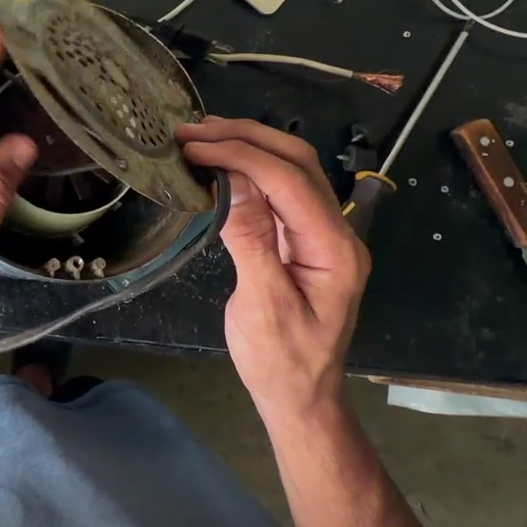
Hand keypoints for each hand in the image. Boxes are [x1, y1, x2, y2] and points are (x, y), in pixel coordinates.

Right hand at [177, 118, 370, 423]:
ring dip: (247, 145)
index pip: (290, 181)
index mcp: (333, 248)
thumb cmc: (281, 360)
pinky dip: (247, 168)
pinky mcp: (300, 239)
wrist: (300, 396)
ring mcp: (319, 233)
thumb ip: (252, 242)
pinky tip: (218, 163)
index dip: (241, 155)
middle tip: (191, 131)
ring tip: (198, 136)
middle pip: (299, 161)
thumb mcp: (262, 306)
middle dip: (246, 137)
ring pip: (291, 169)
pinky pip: (279, 190)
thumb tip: (232, 183)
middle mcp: (334, 231)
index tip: (194, 147)